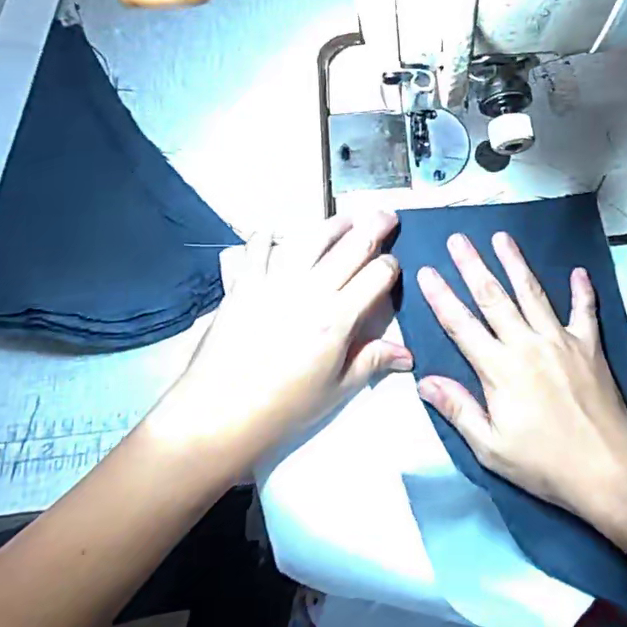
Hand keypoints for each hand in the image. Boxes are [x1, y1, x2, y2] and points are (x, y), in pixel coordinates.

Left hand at [140, 211, 410, 469]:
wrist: (220, 412)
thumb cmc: (284, 406)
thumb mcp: (336, 389)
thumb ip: (371, 362)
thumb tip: (407, 355)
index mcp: (338, 317)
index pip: (377, 275)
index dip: (391, 265)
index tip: (394, 266)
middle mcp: (311, 289)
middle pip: (351, 246)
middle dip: (375, 226)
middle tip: (387, 215)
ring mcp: (275, 281)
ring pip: (311, 238)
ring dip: (333, 224)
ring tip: (346, 219)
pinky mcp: (244, 282)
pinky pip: (259, 247)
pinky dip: (270, 236)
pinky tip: (278, 235)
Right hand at [415, 231, 626, 525]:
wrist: (607, 467)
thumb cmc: (544, 463)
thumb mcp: (491, 447)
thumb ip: (459, 409)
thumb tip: (423, 380)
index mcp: (499, 369)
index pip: (461, 325)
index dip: (441, 297)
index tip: (427, 272)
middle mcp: (527, 345)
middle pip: (494, 298)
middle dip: (473, 266)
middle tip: (458, 239)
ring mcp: (561, 341)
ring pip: (533, 293)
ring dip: (515, 264)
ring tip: (502, 237)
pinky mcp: (590, 346)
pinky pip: (585, 311)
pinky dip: (582, 291)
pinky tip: (578, 272)